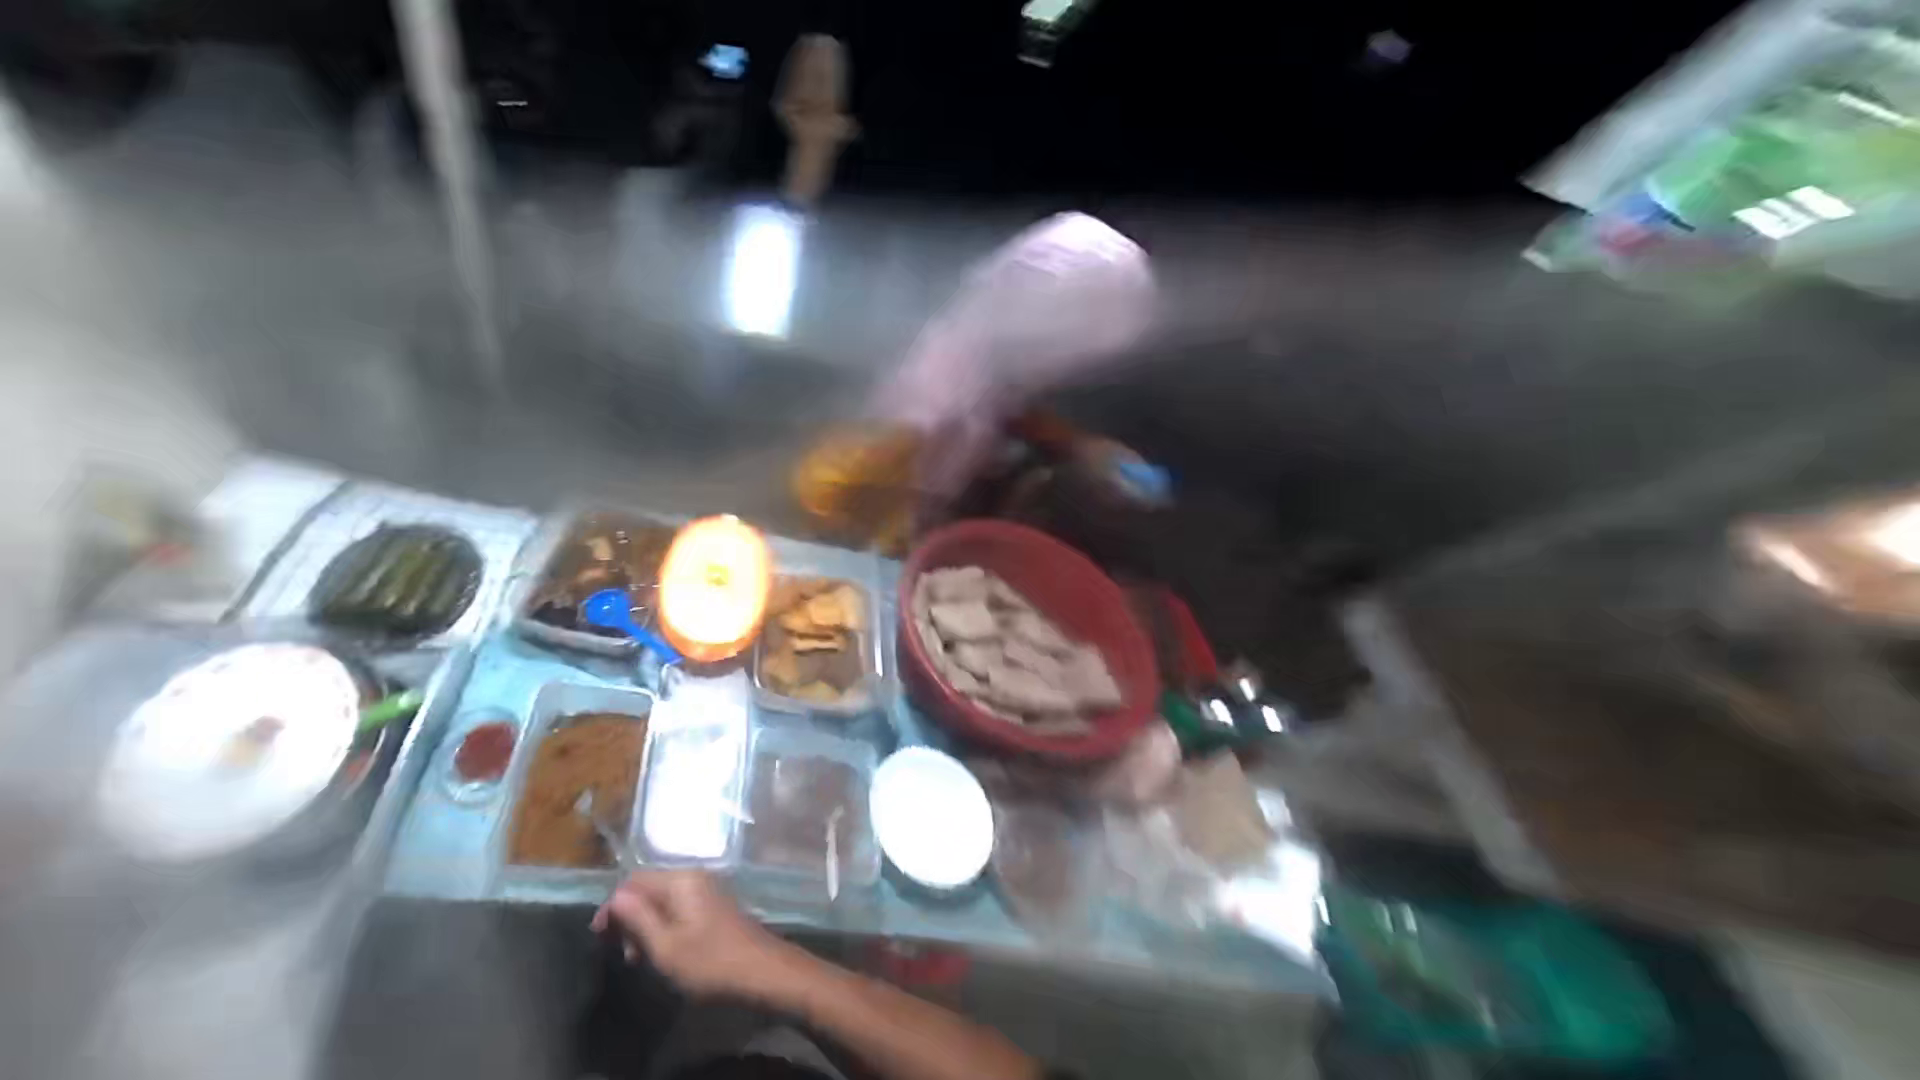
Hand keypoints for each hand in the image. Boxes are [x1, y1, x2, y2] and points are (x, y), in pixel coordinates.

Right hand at [591, 870, 796, 998]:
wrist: (760, 969)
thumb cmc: (709, 961)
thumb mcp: (664, 945)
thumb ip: (638, 918)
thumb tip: (615, 896)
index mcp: (681, 879)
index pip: (634, 880)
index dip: (613, 905)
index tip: (600, 936)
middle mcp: (694, 876)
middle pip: (649, 888)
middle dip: (629, 917)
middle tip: (624, 952)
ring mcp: (706, 889)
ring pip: (663, 900)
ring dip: (645, 925)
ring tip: (639, 958)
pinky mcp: (714, 905)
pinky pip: (679, 907)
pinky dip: (664, 926)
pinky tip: (662, 951)